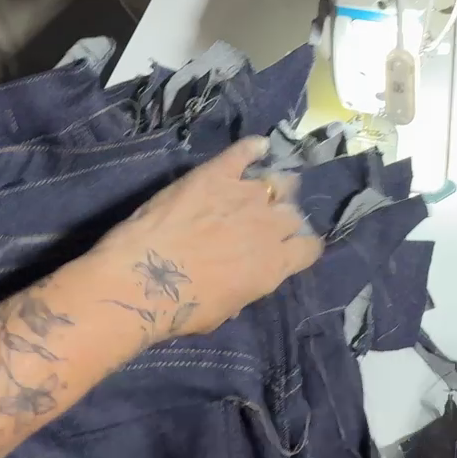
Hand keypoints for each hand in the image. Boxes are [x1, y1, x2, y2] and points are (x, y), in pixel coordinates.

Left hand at [91, 137, 321, 340]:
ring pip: (277, 181)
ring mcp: (245, 194)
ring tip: (258, 189)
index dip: (301, 247)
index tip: (290, 247)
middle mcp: (269, 225)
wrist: (147, 275)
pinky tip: (257, 146)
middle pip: (292, 214)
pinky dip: (253, 148)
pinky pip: (244, 152)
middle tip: (262, 223)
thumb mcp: (223, 311)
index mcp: (275, 265)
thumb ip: (243, 289)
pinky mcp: (218, 172)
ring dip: (272, 186)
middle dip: (282, 218)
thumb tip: (240, 280)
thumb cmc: (183, 306)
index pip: (309, 247)